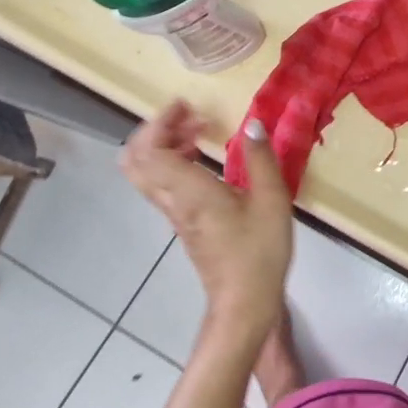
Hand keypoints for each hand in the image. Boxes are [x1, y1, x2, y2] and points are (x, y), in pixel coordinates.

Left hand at [122, 101, 292, 341]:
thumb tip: (253, 124)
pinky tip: (204, 157)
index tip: (186, 104)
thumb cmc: (259, 251)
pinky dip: (174, 160)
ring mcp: (174, 214)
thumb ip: (261, 158)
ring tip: (200, 131)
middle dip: (154, 130)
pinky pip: (162, 183)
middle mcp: (173, 201)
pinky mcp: (183, 222)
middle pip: (135, 162)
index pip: (151, 151)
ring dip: (165, 144)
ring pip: (146, 173)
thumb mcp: (272, 199)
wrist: (243, 302)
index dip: (159, 122)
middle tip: (188, 115)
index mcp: (190, 192)